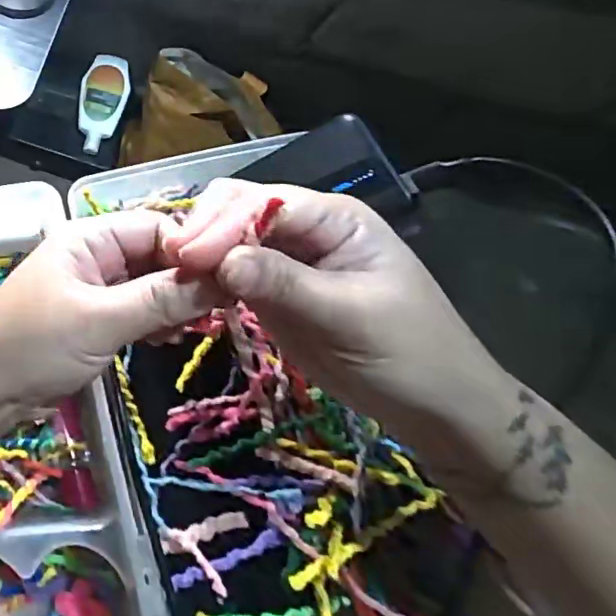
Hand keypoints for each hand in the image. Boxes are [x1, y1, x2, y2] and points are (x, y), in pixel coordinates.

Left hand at [0, 212, 225, 449]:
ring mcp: (93, 287)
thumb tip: (222, 278)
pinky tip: (171, 339)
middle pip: (155, 254)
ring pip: (149, 283)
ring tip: (199, 326)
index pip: (154, 226)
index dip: (193, 248)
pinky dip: (157, 320)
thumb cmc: (32, 346)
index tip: (232, 278)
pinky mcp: (93, 318)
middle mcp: (92, 254)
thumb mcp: (99, 320)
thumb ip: (160, 298)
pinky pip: (137, 308)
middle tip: (223, 309)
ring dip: (175, 302)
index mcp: (87, 237)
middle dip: (188, 278)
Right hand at [167, 179, 510, 453]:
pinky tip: (190, 287)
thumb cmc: (412, 357)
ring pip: (227, 236)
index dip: (222, 223)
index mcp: (334, 217)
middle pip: (238, 208)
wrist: (440, 413)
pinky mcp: (272, 286)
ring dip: (200, 251)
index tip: (186, 256)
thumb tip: (220, 260)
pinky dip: (207, 274)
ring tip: (176, 276)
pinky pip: (229, 268)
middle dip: (204, 229)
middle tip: (175, 263)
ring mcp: (287, 255)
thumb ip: (284, 283)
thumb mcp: (350, 317)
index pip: (263, 203)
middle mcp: (305, 226)